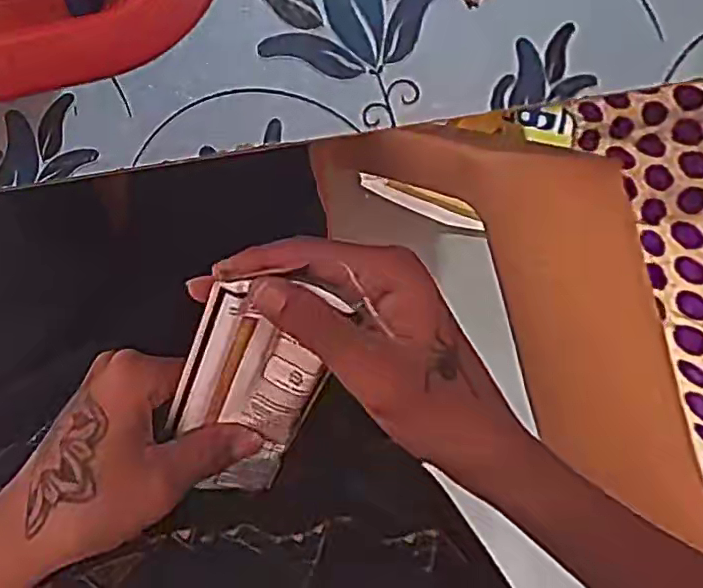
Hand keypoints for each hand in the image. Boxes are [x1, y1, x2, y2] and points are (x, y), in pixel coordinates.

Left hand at [0, 350, 261, 580]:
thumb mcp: (163, 478)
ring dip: (174, 427)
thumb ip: (211, 450)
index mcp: (131, 371)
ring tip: (175, 464)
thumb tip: (245, 435)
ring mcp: (100, 383)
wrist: (31, 525)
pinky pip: (137, 404)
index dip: (222, 400)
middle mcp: (113, 367)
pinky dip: (153, 428)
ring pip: (158, 397)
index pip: (197, 371)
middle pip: (177, 383)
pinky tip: (153, 461)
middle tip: (212, 453)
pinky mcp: (93, 403)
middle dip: (197, 417)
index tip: (241, 421)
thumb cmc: (85, 500)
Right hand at [190, 238, 532, 486]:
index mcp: (389, 271)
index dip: (258, 261)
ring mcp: (383, 288)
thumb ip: (313, 324)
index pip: (307, 252)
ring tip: (232, 296)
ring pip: (312, 277)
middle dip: (257, 271)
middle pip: (306, 260)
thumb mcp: (369, 370)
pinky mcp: (378, 309)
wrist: (487, 451)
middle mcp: (387, 270)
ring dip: (271, 287)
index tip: (222, 273)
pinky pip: (325, 296)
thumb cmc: (447, 414)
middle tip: (215, 285)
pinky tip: (269, 313)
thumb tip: (265, 289)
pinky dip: (292, 304)